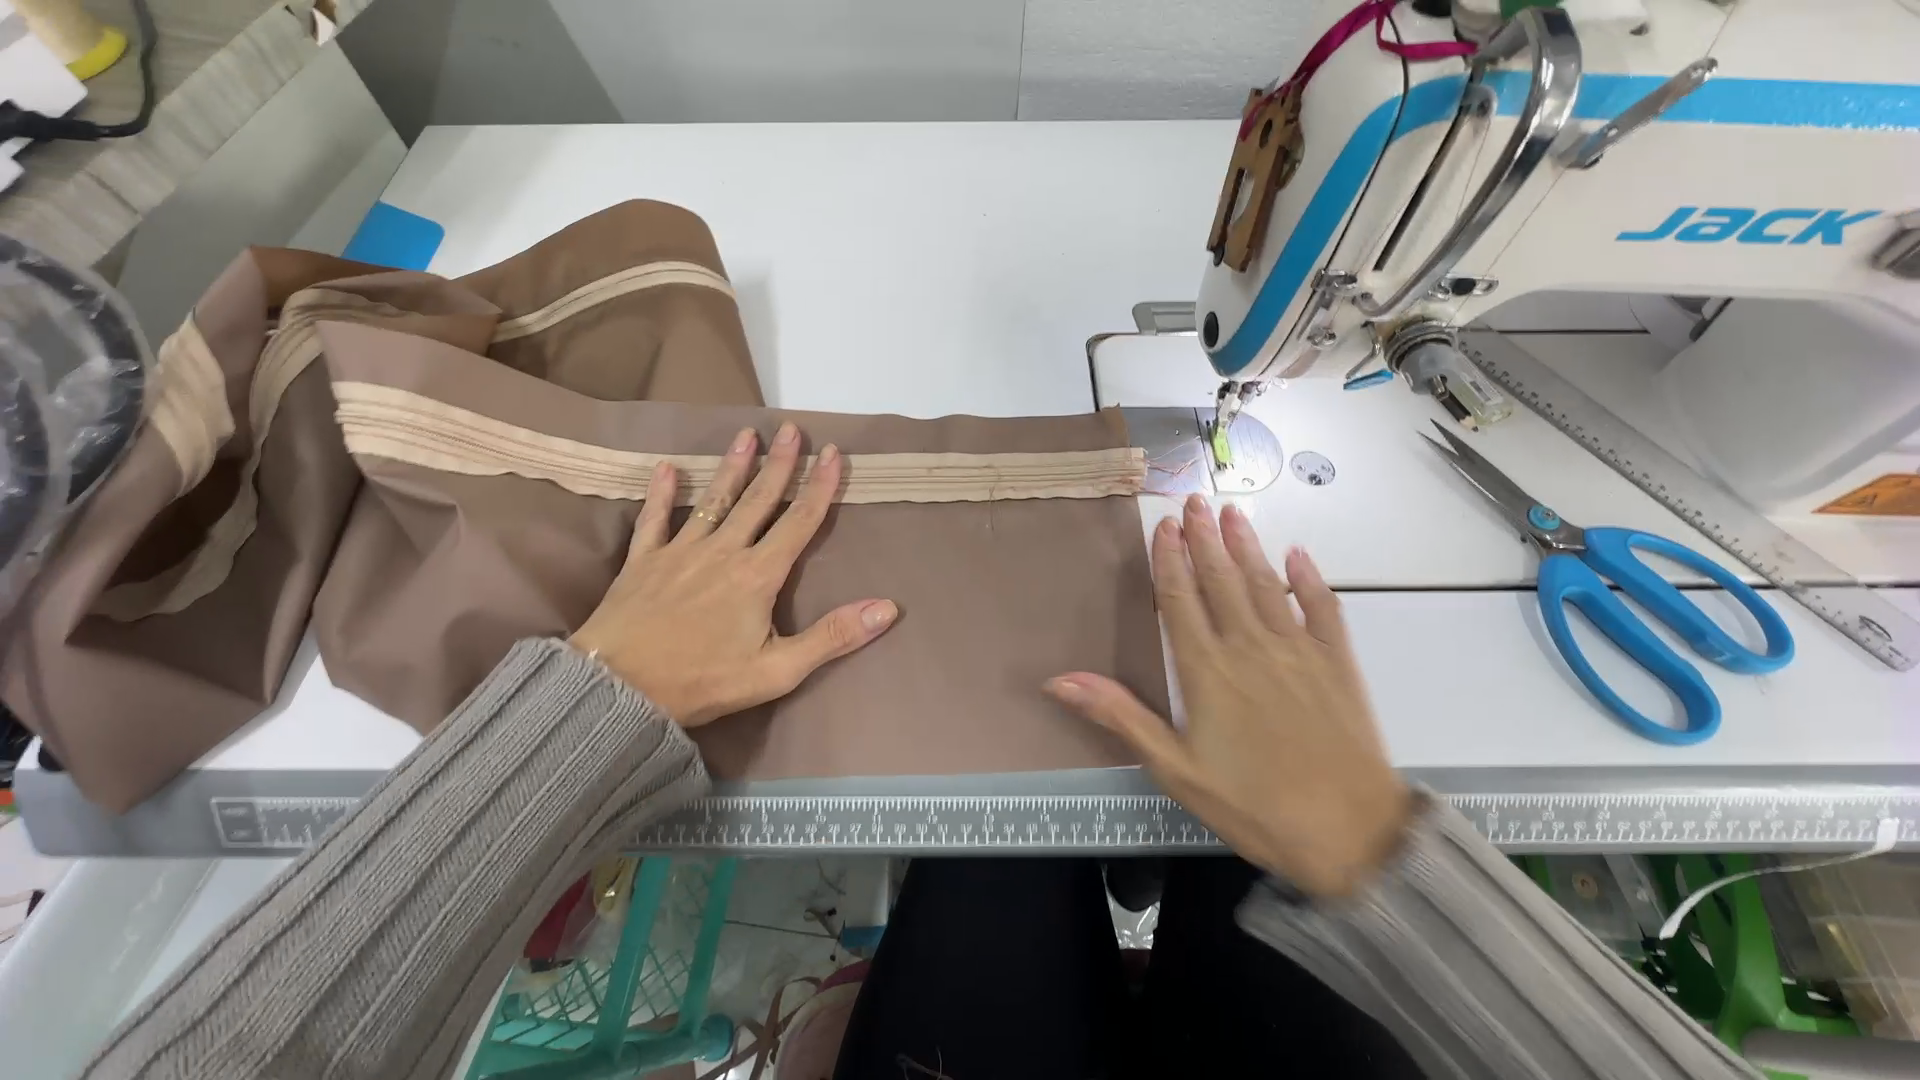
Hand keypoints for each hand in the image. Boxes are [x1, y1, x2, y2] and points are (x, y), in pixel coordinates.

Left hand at [572, 422, 897, 726]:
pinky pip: (654, 519)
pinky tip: (665, 468)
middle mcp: (723, 552)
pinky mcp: (643, 561)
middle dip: (779, 463)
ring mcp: (680, 552)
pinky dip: (660, 493)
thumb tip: (887, 608)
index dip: (819, 487)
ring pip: (713, 500)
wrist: (618, 689)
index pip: (799, 522)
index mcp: (758, 575)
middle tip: (791, 429)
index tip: (833, 453)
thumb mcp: (778, 670)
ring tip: (746, 434)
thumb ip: (832, 637)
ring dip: (732, 467)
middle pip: (758, 500)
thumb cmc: (704, 681)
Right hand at [1045, 496, 1410, 897]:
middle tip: (1194, 501)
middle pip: (1221, 580)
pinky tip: (1299, 555)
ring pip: (1265, 584)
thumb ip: (1121, 716)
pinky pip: (1322, 608)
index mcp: (1207, 671)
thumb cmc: (1254, 806)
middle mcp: (1250, 647)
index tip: (1162, 525)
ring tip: (1233, 512)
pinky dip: (1310, 579)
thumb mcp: (1176, 769)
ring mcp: (1298, 651)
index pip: (1180, 600)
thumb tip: (1059, 679)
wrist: (1351, 834)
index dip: (1169, 559)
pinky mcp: (1338, 663)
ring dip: (1247, 546)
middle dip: (1205, 539)